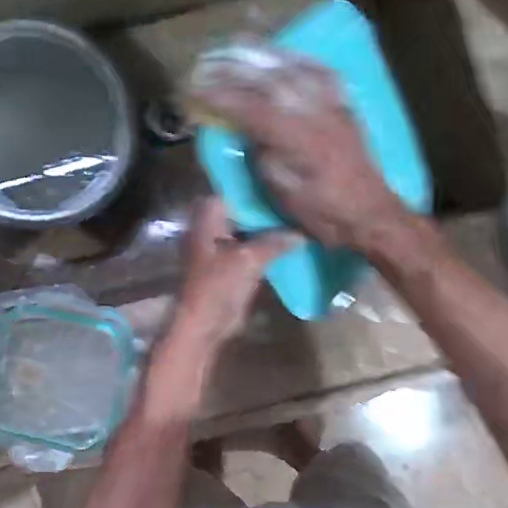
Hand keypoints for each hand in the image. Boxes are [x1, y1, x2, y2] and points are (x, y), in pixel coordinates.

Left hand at [168, 197, 297, 347]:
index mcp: (207, 217)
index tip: (284, 182)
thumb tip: (303, 232)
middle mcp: (210, 225)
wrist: (204, 325)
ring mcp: (218, 245)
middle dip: (267, 208)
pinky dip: (266, 246)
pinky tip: (290, 242)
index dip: (257, 187)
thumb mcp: (249, 259)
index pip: (233, 190)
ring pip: (247, 229)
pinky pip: (250, 247)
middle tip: (297, 200)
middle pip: (242, 209)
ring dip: (268, 228)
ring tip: (299, 218)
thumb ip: (276, 241)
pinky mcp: (228, 264)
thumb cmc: (219, 286)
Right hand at [193, 56, 407, 250]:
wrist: (368, 214)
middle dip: (235, 69)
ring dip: (263, 55)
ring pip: (295, 67)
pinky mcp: (344, 104)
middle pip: (270, 80)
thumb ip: (261, 151)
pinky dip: (297, 59)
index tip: (196, 90)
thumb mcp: (280, 189)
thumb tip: (244, 127)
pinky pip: (321, 72)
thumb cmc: (320, 212)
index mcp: (298, 138)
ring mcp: (333, 104)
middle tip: (208, 63)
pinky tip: (283, 55)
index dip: (221, 96)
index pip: (252, 107)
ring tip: (238, 44)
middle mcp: (316, 112)